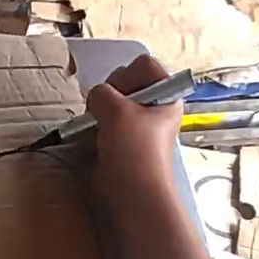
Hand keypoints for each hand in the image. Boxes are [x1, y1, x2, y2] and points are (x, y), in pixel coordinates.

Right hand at [85, 55, 180, 202]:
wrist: (133, 193)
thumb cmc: (134, 149)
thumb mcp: (116, 111)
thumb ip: (101, 93)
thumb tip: (94, 99)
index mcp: (166, 94)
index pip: (143, 64)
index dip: (126, 75)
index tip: (120, 96)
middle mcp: (154, 105)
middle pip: (124, 82)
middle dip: (109, 95)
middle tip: (107, 114)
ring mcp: (137, 123)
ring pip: (111, 103)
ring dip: (99, 112)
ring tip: (98, 127)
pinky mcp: (123, 140)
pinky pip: (105, 121)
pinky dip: (96, 126)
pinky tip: (93, 137)